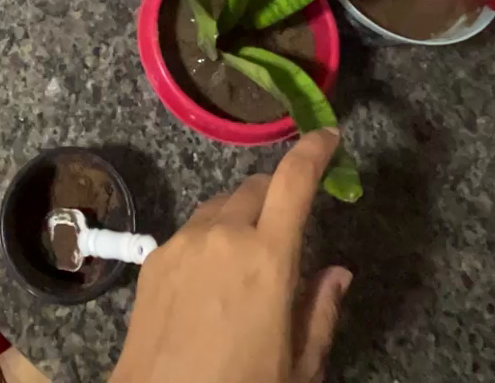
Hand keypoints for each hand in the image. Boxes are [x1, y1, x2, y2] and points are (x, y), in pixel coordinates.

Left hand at [109, 130, 351, 382]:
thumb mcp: (299, 366)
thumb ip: (321, 310)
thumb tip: (338, 271)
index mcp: (268, 258)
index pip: (294, 183)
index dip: (313, 151)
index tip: (328, 135)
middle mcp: (223, 234)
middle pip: (256, 188)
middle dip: (278, 194)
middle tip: (290, 222)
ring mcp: (184, 241)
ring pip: (221, 205)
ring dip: (242, 215)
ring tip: (250, 257)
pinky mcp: (156, 255)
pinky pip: (192, 229)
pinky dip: (211, 237)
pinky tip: (212, 279)